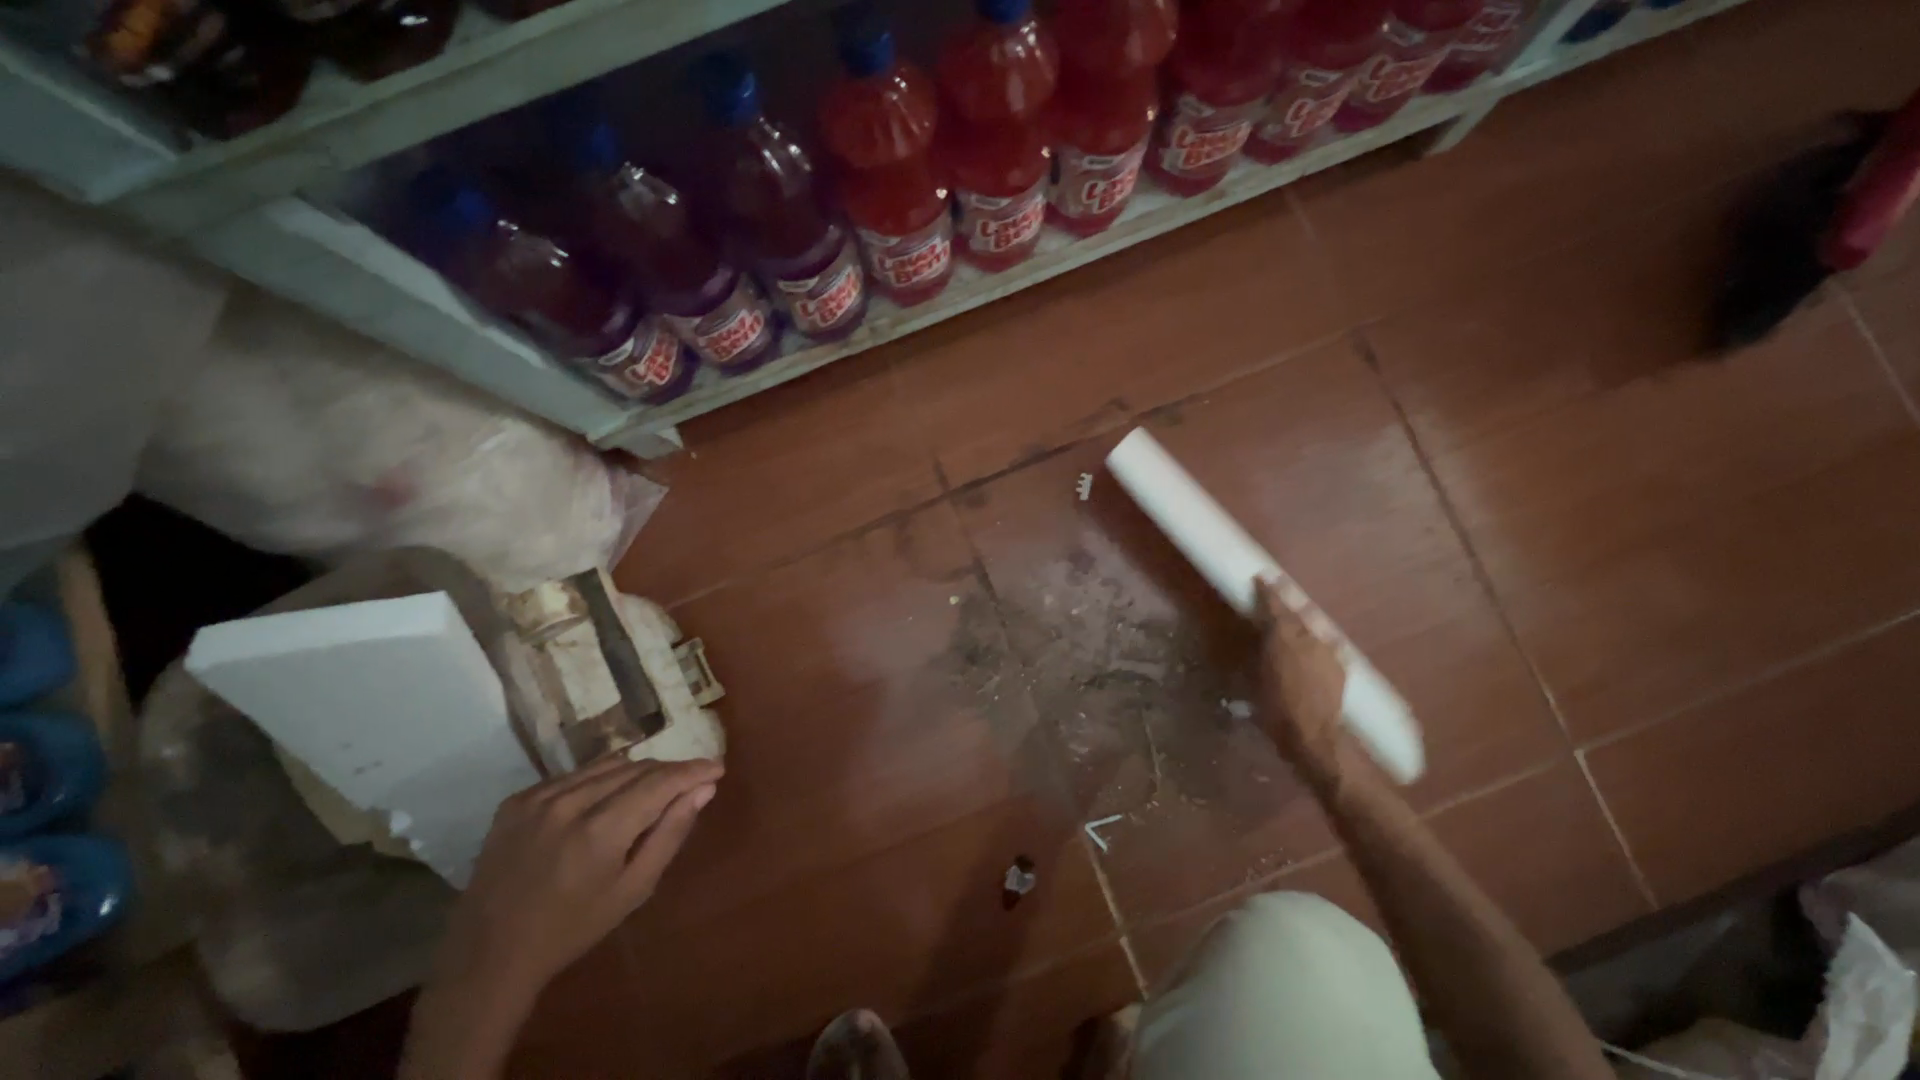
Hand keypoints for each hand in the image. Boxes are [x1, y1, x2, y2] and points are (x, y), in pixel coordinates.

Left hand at [440, 755, 722, 989]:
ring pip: (604, 766)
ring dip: (635, 774)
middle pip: (635, 768)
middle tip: (690, 784)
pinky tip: (604, 803)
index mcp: (601, 830)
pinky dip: (598, 781)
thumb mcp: (633, 890)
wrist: (492, 952)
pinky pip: (572, 776)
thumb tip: (704, 789)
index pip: (660, 781)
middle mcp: (569, 803)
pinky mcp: (516, 800)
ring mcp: (537, 798)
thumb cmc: (573, 928)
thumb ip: (671, 834)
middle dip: (668, 772)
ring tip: (652, 792)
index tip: (717, 767)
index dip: (693, 770)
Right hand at [1255, 578, 1347, 775]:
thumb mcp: (1256, 679)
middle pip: (1298, 609)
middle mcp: (1308, 637)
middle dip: (1287, 596)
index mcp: (1283, 638)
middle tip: (1278, 585)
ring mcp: (1328, 649)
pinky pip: (1331, 643)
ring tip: (1299, 612)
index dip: (1267, 590)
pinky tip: (1320, 641)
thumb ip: (1259, 652)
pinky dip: (1323, 639)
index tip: (1261, 577)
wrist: (1313, 735)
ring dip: (1305, 616)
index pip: (1275, 605)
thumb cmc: (1275, 709)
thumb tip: (1259, 638)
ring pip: (1316, 623)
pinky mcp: (1341, 664)